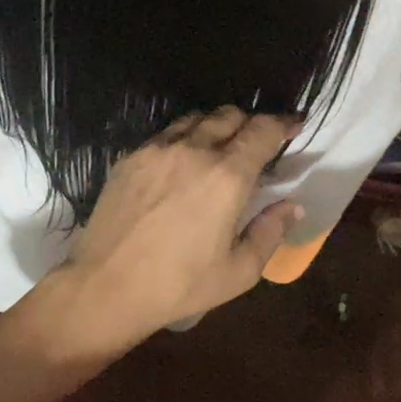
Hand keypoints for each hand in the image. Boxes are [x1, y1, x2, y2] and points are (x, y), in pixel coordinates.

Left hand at [56, 107, 302, 344]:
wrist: (107, 286)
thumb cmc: (179, 285)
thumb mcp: (239, 271)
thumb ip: (270, 232)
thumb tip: (292, 205)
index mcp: (227, 176)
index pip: (262, 130)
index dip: (283, 124)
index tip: (293, 127)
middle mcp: (193, 150)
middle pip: (230, 114)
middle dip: (250, 123)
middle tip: (256, 144)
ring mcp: (157, 150)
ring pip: (195, 118)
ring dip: (215, 127)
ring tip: (219, 149)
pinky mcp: (130, 158)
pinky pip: (165, 134)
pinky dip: (184, 138)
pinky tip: (182, 163)